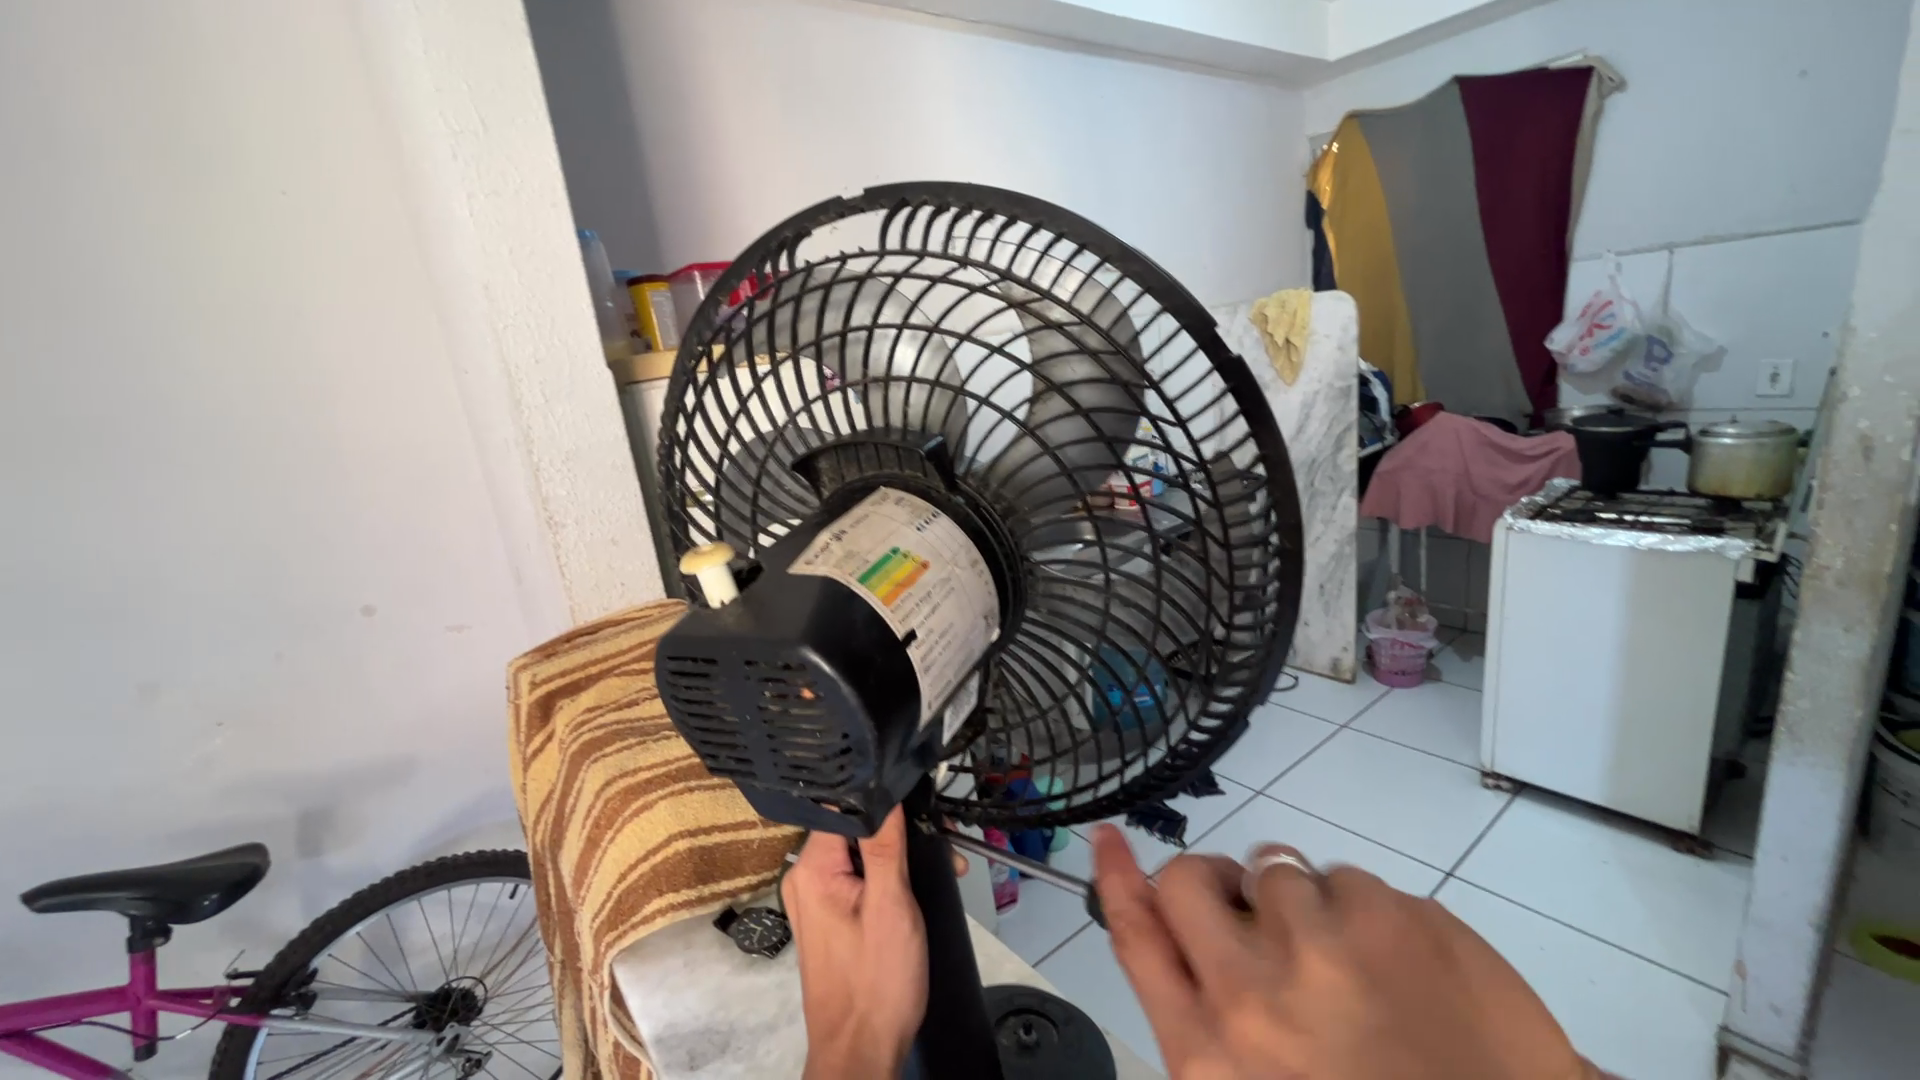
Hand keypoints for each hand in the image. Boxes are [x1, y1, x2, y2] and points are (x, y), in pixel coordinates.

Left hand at [784, 808, 927, 1079]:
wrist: (862, 1052)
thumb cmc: (877, 981)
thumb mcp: (890, 905)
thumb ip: (885, 845)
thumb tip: (884, 794)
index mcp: (812, 868)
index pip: (843, 808)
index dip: (881, 799)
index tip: (919, 801)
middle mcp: (806, 878)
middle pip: (854, 829)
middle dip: (899, 832)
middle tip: (942, 841)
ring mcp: (817, 899)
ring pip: (861, 855)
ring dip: (900, 856)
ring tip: (942, 866)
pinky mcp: (831, 917)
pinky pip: (860, 880)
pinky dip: (890, 879)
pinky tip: (920, 887)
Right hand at [1090, 825, 1603, 1079]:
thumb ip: (1211, 1027)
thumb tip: (1193, 942)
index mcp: (1211, 1051)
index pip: (1138, 935)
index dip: (1116, 877)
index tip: (1106, 836)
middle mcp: (1253, 990)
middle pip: (1190, 880)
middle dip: (1209, 880)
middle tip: (1241, 903)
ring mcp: (1327, 945)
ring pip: (1274, 866)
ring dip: (1297, 900)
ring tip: (1346, 959)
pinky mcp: (1399, 918)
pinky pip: (1349, 878)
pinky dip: (1364, 910)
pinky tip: (1404, 966)